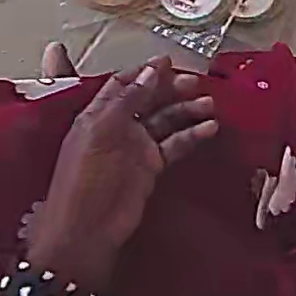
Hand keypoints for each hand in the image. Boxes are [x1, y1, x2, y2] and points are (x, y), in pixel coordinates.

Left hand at [27, 49, 216, 288]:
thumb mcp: (102, 131)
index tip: (167, 61)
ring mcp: (137, 146)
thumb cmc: (85, 179)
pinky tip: (209, 128)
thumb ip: (128, 99)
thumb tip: (151, 70)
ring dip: (187, 109)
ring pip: (166, 119)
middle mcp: (119, 126)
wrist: (85, 234)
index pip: (123, 83)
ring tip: (209, 104)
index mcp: (99, 114)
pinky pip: (175, 143)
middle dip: (171, 87)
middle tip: (194, 82)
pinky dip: (192, 134)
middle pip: (149, 98)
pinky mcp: (152, 166)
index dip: (144, 71)